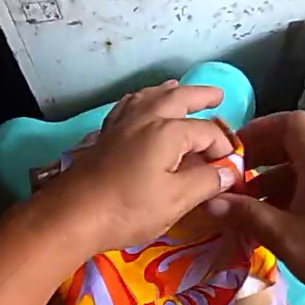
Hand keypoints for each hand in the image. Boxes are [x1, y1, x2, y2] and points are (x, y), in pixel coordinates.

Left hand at [32, 81, 239, 255]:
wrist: (73, 214)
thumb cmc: (128, 209)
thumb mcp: (176, 200)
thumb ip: (206, 182)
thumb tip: (229, 172)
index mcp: (168, 131)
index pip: (207, 132)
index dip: (223, 149)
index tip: (231, 168)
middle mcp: (145, 118)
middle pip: (178, 98)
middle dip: (200, 95)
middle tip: (217, 95)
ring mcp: (121, 124)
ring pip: (149, 96)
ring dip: (168, 92)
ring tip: (179, 89)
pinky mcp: (105, 135)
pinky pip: (128, 106)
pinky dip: (141, 101)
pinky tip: (139, 107)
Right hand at [204, 110, 304, 304]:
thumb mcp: (283, 236)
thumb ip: (245, 214)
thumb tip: (209, 202)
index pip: (290, 122)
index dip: (259, 129)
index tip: (233, 150)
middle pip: (291, 143)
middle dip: (258, 155)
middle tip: (229, 176)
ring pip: (297, 167)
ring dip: (267, 178)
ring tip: (240, 202)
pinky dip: (282, 194)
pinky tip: (265, 218)